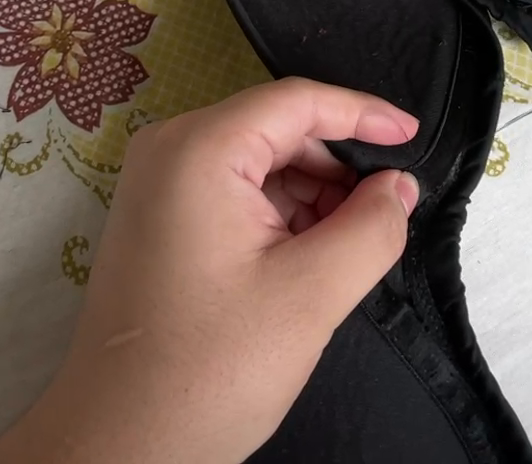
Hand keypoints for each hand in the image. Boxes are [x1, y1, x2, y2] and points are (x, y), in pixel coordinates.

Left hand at [0, 78, 419, 463]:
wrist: (118, 442)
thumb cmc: (209, 367)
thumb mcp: (309, 295)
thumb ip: (369, 228)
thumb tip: (398, 185)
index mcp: (199, 148)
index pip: (295, 101)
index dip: (361, 112)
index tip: (413, 134)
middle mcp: (170, 146)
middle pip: (274, 128)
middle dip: (334, 166)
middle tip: (385, 211)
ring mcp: (158, 178)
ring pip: (257, 159)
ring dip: (309, 192)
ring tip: (346, 244)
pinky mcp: (159, 211)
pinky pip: (232, 187)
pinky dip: (278, 210)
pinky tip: (306, 253)